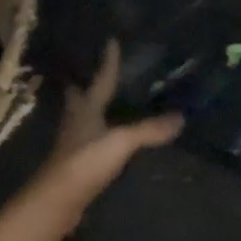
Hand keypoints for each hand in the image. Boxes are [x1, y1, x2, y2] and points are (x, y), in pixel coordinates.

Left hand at [39, 40, 182, 211]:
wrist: (58, 199)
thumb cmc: (86, 161)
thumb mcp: (122, 141)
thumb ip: (150, 129)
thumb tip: (181, 117)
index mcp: (85, 109)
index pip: (100, 79)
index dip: (107, 62)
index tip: (111, 41)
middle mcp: (76, 122)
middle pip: (80, 98)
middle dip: (86, 87)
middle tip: (92, 74)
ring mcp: (74, 144)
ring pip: (82, 120)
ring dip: (91, 111)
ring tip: (104, 104)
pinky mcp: (76, 166)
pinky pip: (89, 143)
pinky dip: (97, 137)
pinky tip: (106, 141)